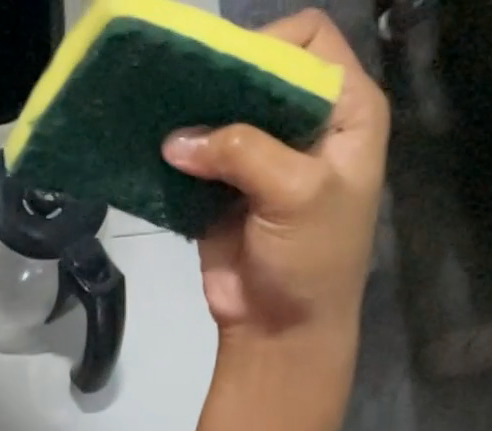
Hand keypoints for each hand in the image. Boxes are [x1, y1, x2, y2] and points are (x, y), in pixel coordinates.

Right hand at [160, 10, 388, 349]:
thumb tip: (176, 140)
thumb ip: (244, 154)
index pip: (309, 42)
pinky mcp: (217, 191)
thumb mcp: (296, 194)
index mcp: (343, 111)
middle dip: (215, 82)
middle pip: (255, 74)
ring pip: (217, 116)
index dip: (266, 47)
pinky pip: (191, 159)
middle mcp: (300, 124)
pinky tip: (148, 156)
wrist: (279, 326)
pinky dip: (170, 157)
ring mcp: (256, 158)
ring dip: (186, 120)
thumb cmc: (312, 258)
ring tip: (151, 123)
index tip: (221, 76)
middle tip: (174, 98)